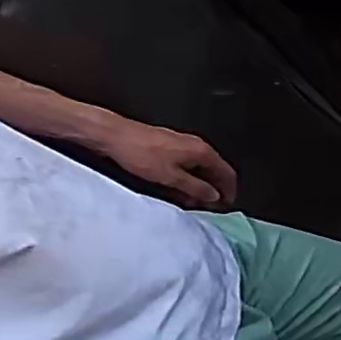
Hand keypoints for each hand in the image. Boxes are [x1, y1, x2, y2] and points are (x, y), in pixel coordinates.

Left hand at [94, 118, 238, 207]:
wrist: (111, 134)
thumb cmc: (141, 155)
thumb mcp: (170, 177)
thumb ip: (195, 188)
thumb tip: (214, 196)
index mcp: (205, 153)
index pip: (227, 174)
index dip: (229, 191)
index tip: (225, 205)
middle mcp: (199, 146)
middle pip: (216, 170)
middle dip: (214, 188)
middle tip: (207, 205)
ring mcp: (184, 143)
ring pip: (201, 167)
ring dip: (200, 183)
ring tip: (191, 198)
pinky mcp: (170, 144)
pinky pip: (188, 162)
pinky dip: (189, 176)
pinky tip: (177, 184)